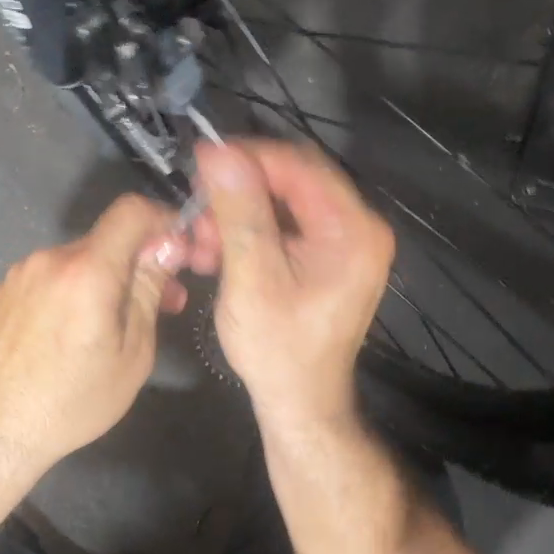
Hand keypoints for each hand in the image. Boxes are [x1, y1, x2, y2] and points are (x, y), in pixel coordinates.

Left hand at [0, 193, 189, 471]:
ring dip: (109, 277)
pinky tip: (80, 328)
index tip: (179, 249)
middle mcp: (50, 260)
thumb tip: (168, 246)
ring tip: (122, 321)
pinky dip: (78, 288)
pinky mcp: (7, 289)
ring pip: (81, 259)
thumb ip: (149, 290)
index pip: (131, 211)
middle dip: (141, 261)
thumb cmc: (75, 400)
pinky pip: (55, 275)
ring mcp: (23, 272)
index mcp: (86, 272)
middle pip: (108, 238)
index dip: (163, 220)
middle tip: (165, 301)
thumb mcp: (133, 353)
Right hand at [190, 138, 394, 427]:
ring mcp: (344, 242)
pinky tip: (216, 252)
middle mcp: (358, 226)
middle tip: (195, 213)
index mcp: (352, 229)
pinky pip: (284, 226)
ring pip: (282, 202)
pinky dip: (248, 232)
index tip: (199, 162)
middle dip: (237, 192)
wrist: (299, 401)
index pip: (299, 165)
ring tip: (200, 242)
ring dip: (236, 214)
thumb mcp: (252, 279)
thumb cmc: (277, 349)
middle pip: (291, 181)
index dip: (247, 157)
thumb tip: (218, 151)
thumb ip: (239, 212)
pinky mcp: (327, 257)